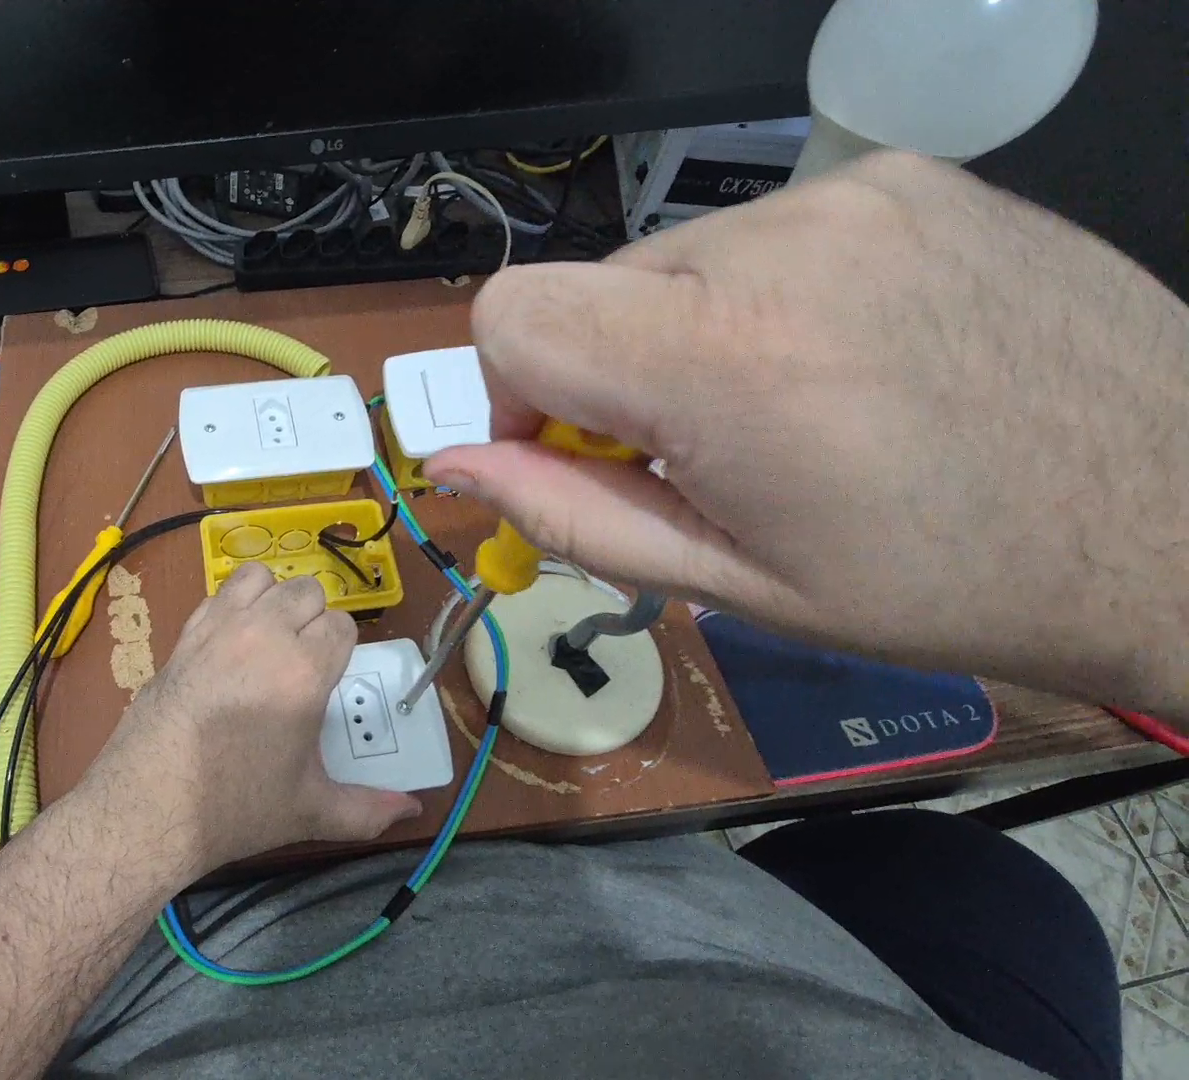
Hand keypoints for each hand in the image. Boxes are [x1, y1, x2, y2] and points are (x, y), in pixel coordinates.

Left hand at [72, 563, 420, 877]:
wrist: (149, 806)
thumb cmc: (236, 807)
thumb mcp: (309, 811)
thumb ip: (367, 809)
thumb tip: (411, 810)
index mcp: (305, 669)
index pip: (342, 624)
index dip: (340, 648)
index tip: (329, 677)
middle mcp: (265, 635)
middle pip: (306, 591)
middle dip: (312, 618)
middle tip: (301, 661)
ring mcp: (220, 629)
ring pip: (261, 578)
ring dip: (272, 598)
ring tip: (268, 637)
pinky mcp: (185, 635)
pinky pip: (218, 593)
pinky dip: (232, 603)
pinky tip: (229, 640)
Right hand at [429, 152, 1188, 719]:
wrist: (1188, 512)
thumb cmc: (935, 579)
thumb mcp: (721, 580)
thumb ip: (563, 513)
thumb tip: (454, 465)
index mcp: (719, 360)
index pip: (510, 315)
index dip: (507, 389)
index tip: (561, 446)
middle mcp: (774, 247)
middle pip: (579, 292)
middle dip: (594, 373)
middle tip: (678, 446)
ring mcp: (844, 197)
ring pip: (656, 267)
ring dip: (670, 337)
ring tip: (766, 404)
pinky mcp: (894, 179)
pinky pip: (743, 239)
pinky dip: (742, 300)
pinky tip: (824, 354)